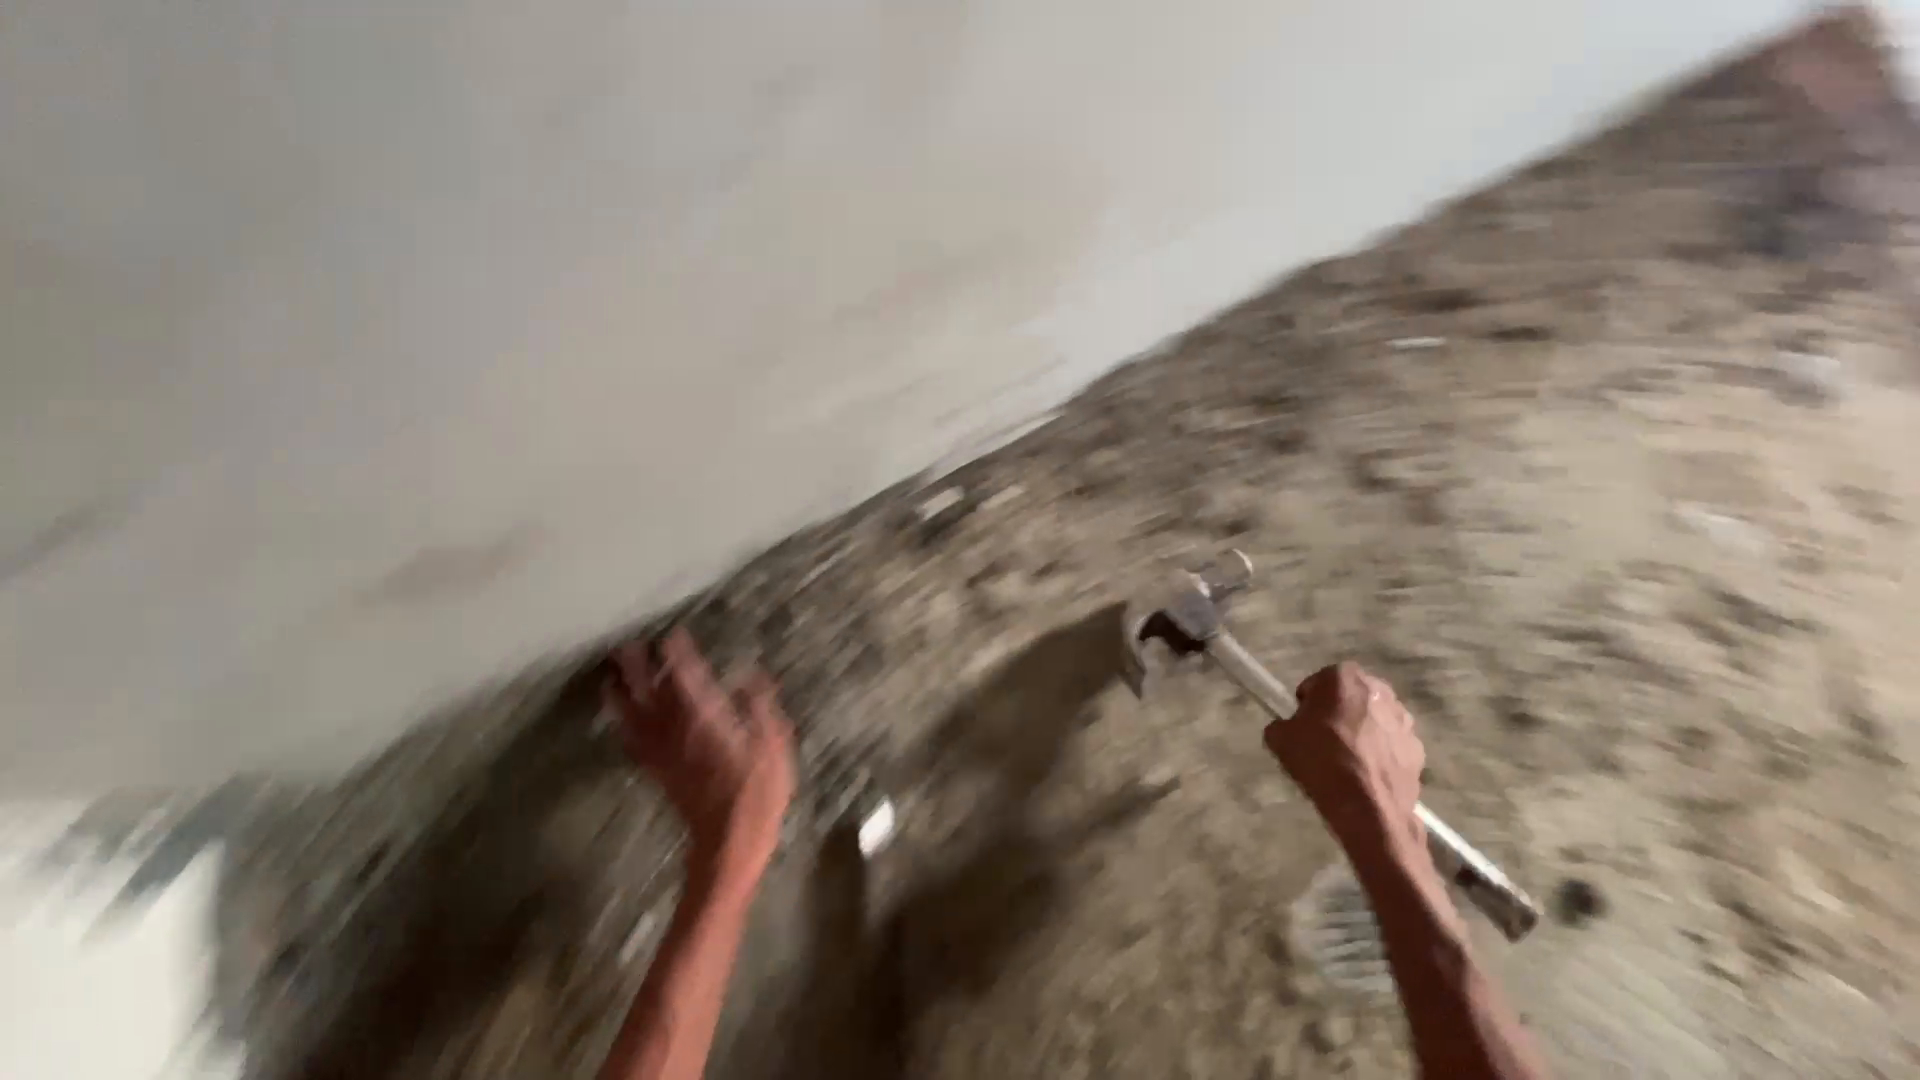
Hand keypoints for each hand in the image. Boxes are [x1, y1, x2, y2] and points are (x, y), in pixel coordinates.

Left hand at [606, 628, 796, 878]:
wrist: (728, 844)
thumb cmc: (757, 794)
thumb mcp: (773, 747)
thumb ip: (759, 708)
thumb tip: (750, 676)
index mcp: (707, 721)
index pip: (688, 680)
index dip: (678, 656)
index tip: (671, 635)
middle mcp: (679, 733)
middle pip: (652, 694)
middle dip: (638, 669)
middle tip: (626, 646)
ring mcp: (665, 755)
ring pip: (635, 719)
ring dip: (621, 697)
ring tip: (608, 680)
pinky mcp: (659, 775)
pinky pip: (634, 746)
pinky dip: (623, 730)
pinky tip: (619, 724)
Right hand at [1264, 661, 1424, 850]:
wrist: (1365, 805)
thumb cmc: (1319, 760)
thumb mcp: (1279, 739)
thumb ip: (1282, 724)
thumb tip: (1288, 729)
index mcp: (1343, 677)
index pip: (1318, 683)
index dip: (1308, 703)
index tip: (1302, 725)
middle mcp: (1379, 689)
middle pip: (1350, 698)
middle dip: (1338, 713)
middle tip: (1322, 741)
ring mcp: (1404, 720)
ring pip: (1374, 720)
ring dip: (1362, 732)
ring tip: (1346, 762)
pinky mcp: (1418, 748)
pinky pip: (1392, 745)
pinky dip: (1381, 754)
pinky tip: (1366, 776)